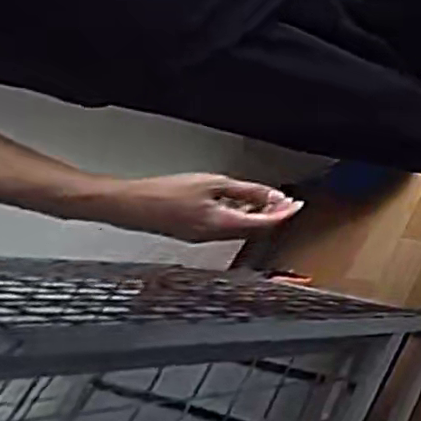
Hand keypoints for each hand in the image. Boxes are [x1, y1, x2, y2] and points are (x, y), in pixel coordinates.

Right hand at [91, 174, 303, 241]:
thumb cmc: (161, 192)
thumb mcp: (215, 184)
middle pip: (254, 229)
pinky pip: (224, 228)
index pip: (264, 225)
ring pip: (240, 230)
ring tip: (270, 201)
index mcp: (219, 224)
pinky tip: (243, 204)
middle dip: (274, 215)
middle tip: (287, 201)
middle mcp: (211, 236)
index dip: (284, 214)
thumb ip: (248, 191)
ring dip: (258, 216)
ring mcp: (199, 236)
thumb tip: (273, 196)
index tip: (298, 204)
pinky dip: (240, 217)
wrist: (121, 203)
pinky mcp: (191, 233)